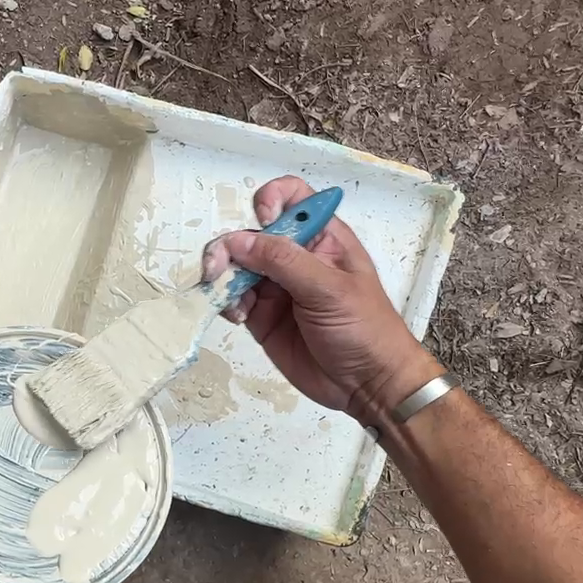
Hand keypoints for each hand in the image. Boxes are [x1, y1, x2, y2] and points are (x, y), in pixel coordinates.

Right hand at [203, 176, 443, 427]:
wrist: (365, 384)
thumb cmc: (363, 329)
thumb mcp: (329, 290)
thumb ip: (284, 262)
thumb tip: (237, 240)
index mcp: (322, 238)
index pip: (292, 198)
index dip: (271, 201)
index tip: (262, 222)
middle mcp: (294, 257)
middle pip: (251, 234)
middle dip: (230, 247)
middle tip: (217, 271)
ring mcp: (275, 287)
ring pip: (235, 267)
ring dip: (222, 277)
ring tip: (229, 300)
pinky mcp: (260, 316)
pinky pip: (231, 299)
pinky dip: (225, 303)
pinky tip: (237, 317)